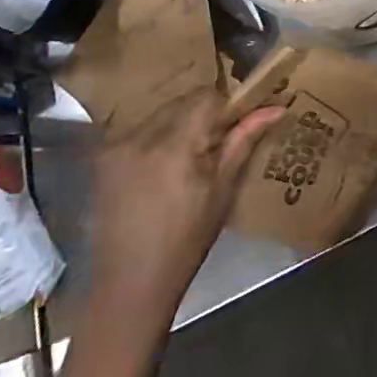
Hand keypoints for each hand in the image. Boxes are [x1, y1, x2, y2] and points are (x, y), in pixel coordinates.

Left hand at [87, 91, 284, 318]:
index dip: (225, 107)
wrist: (132, 280)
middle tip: (214, 149)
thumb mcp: (222, 191)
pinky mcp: (102, 157)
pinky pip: (138, 132)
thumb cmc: (187, 240)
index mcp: (174, 146)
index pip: (205, 97)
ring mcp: (116, 145)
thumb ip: (243, 142)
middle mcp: (140, 136)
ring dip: (178, 127)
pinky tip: (159, 173)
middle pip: (181, 102)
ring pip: (159, 115)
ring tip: (185, 164)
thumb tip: (275, 108)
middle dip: (202, 117)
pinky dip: (155, 141)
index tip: (235, 129)